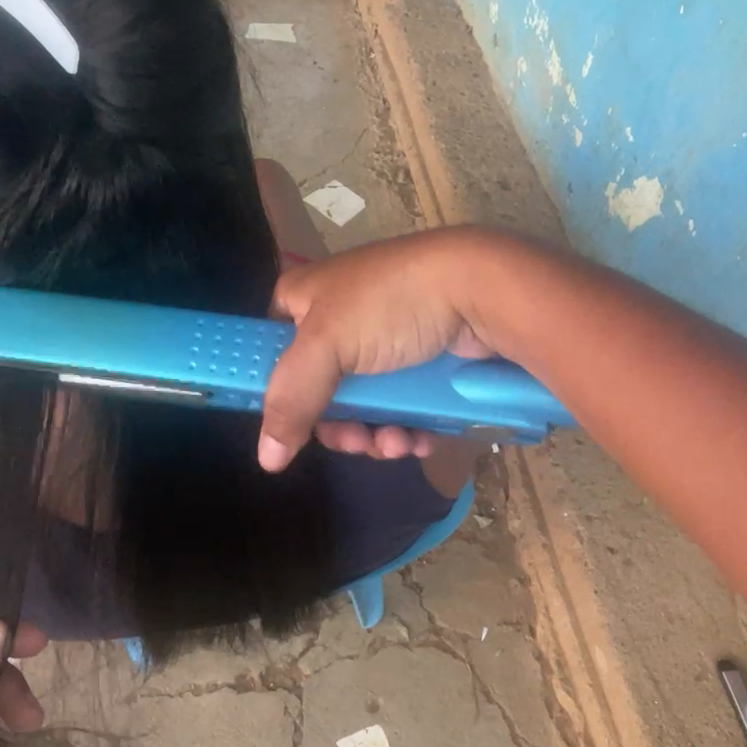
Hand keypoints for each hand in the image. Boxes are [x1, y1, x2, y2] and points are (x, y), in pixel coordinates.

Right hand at [259, 227, 514, 470]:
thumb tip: (267, 458)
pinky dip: (404, 427)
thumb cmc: (390, 305)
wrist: (478, 288)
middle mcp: (339, 316)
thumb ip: (290, 400)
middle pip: (317, 387)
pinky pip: (399, 403)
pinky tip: (418, 439)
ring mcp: (382, 339)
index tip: (288, 423)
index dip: (277, 387)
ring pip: (361, 404)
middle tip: (355, 440)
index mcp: (305, 296)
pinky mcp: (420, 359)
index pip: (270, 345)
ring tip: (396, 443)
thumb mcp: (326, 345)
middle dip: (337, 424)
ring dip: (374, 434)